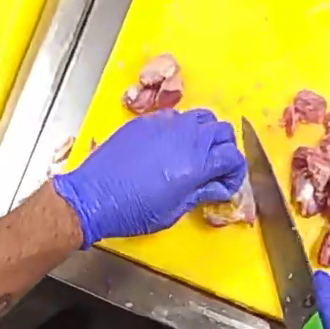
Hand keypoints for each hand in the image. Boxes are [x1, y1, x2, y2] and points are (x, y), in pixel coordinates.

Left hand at [52, 109, 245, 248]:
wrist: (93, 197)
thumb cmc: (130, 212)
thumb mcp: (172, 212)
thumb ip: (199, 194)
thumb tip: (216, 187)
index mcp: (196, 163)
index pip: (233, 157)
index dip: (236, 173)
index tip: (226, 185)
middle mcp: (184, 137)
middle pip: (222, 130)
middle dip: (225, 150)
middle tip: (216, 169)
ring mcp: (164, 124)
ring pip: (200, 116)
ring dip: (205, 134)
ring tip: (196, 156)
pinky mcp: (145, 121)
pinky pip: (174, 117)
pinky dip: (181, 130)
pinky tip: (171, 149)